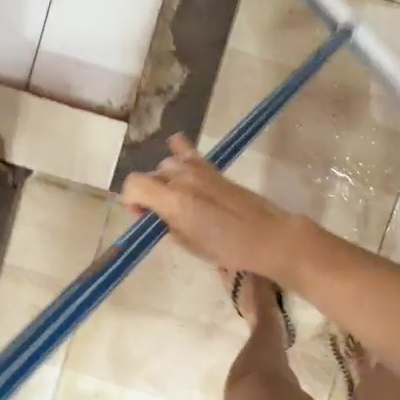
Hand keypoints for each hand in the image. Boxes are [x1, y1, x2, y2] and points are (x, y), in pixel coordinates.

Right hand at [120, 135, 312, 280]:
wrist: (268, 237)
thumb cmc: (229, 249)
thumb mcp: (190, 244)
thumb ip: (167, 225)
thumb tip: (154, 215)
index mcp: (175, 201)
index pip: (134, 185)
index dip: (131, 200)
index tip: (142, 217)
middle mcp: (183, 179)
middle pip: (150, 175)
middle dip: (149, 193)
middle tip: (160, 214)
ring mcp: (200, 170)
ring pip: (167, 164)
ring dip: (165, 179)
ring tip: (176, 197)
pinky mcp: (214, 169)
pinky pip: (189, 152)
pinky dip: (180, 151)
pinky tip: (177, 150)